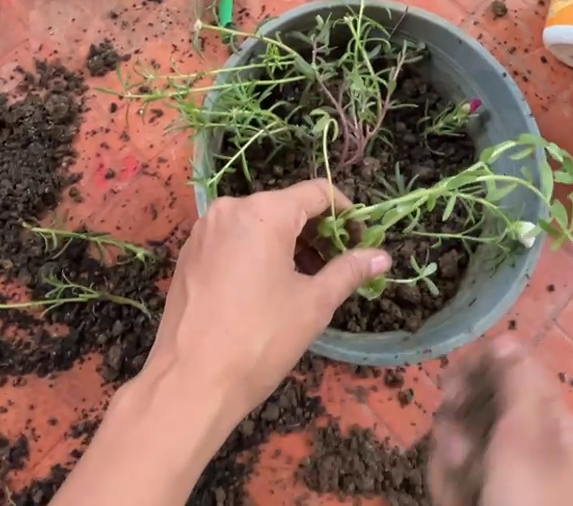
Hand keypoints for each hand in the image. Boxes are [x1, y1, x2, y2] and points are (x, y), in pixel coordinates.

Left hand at [50, 180, 390, 505]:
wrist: (191, 379)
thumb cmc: (260, 338)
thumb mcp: (313, 304)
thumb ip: (348, 271)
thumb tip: (382, 256)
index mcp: (264, 211)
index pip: (317, 192)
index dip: (345, 214)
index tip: (361, 242)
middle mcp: (231, 207)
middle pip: (286, 206)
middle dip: (315, 232)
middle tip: (336, 267)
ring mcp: (205, 228)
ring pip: (258, 222)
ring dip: (286, 243)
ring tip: (304, 281)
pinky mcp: (190, 250)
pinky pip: (233, 237)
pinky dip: (256, 251)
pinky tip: (265, 287)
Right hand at [429, 335, 572, 505]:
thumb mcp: (526, 439)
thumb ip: (515, 383)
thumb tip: (507, 337)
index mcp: (554, 429)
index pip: (519, 374)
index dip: (484, 365)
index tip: (454, 371)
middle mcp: (532, 450)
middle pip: (485, 404)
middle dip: (461, 411)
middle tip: (447, 413)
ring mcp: (505, 482)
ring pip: (463, 440)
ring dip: (450, 451)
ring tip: (455, 472)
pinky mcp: (480, 503)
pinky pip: (454, 477)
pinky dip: (447, 482)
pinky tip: (450, 497)